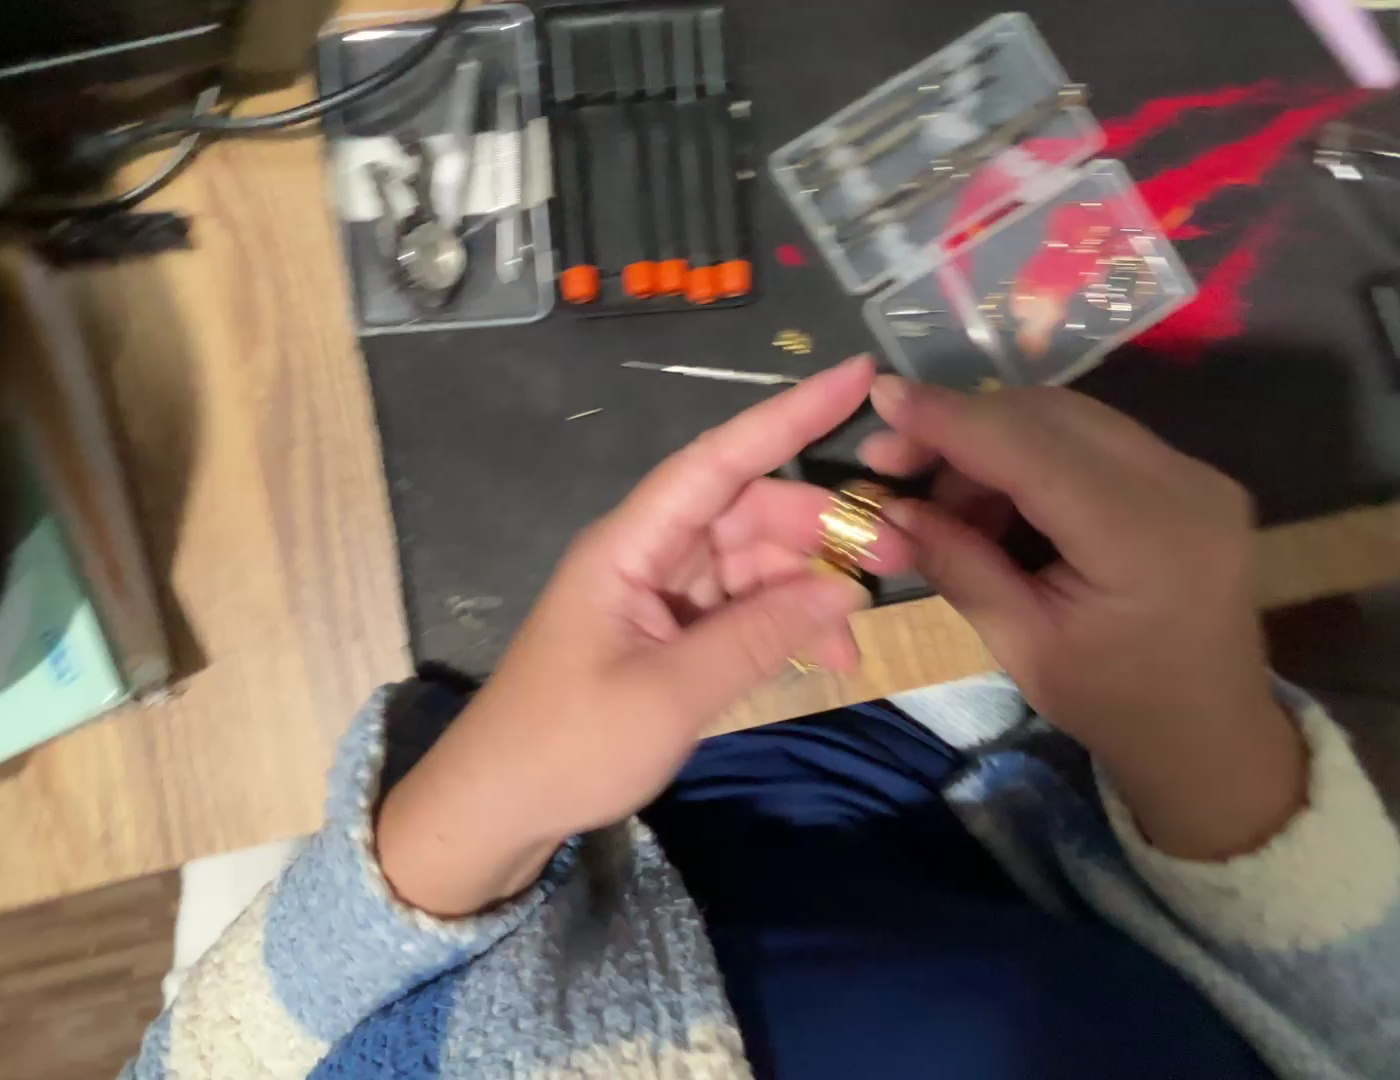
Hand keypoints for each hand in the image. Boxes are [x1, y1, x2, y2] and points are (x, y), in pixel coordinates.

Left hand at [378, 356, 910, 914]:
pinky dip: (783, 625)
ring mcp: (661, 592)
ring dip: (808, 586)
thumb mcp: (670, 694)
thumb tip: (843, 588)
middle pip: (748, 512)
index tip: (858, 377)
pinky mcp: (671, 630)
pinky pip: (741, 608)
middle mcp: (649, 552)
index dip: (788, 416)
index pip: (718, 461)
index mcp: (631, 544)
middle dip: (821, 527)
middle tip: (898, 554)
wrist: (502, 804)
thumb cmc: (569, 745)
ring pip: (752, 562)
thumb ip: (758, 636)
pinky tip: (827, 656)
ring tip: (860, 628)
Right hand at [861, 378, 1304, 859]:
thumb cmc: (1112, 703)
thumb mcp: (1020, 645)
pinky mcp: (1182, 475)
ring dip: (988, 444)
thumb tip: (887, 511)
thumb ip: (957, 565)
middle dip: (960, 427)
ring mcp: (1192, 473)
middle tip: (891, 464)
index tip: (883, 397)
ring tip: (942, 505)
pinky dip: (1022, 456)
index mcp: (1147, 542)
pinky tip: (992, 500)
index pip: (1034, 452)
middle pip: (1049, 416)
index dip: (952, 420)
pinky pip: (1084, 438)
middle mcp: (1183, 486)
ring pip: (1064, 418)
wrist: (1210, 731)